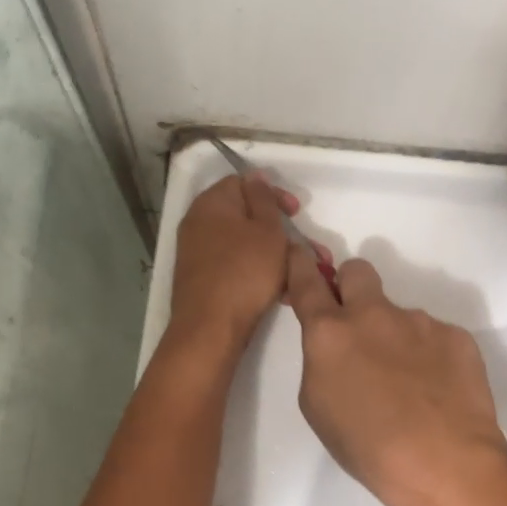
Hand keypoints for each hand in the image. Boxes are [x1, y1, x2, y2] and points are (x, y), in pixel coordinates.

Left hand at [168, 173, 301, 348]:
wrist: (210, 328)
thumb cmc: (244, 272)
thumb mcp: (266, 230)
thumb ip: (263, 199)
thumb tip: (255, 177)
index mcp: (211, 203)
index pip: (243, 183)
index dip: (273, 194)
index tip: (296, 213)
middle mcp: (199, 224)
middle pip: (246, 217)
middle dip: (281, 232)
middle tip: (307, 249)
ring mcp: (198, 253)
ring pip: (245, 245)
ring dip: (276, 256)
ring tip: (302, 274)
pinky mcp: (203, 280)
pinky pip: (236, 267)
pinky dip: (259, 274)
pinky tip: (283, 293)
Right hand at [284, 246, 506, 505]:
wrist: (445, 463)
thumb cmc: (366, 446)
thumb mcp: (317, 405)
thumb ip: (320, 361)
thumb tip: (337, 347)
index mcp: (329, 333)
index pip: (307, 282)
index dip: (300, 264)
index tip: (298, 253)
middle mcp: (373, 315)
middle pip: (357, 271)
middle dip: (351, 285)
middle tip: (357, 322)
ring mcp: (419, 321)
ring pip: (399, 315)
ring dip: (396, 337)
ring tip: (409, 386)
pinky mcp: (456, 336)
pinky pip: (434, 338)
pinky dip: (430, 358)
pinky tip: (436, 392)